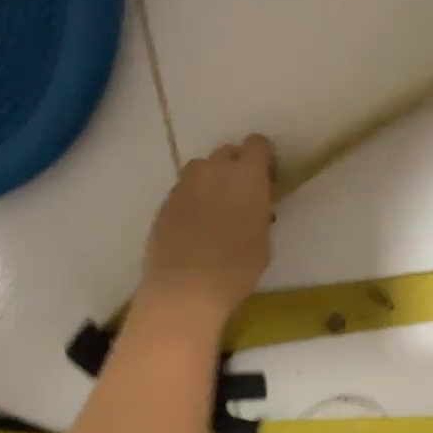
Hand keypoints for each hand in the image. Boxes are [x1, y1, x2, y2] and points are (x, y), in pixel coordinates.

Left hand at [139, 135, 275, 323]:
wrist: (186, 287)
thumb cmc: (237, 268)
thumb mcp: (263, 241)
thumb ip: (260, 212)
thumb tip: (254, 205)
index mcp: (246, 176)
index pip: (257, 144)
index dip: (264, 159)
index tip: (267, 180)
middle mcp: (214, 170)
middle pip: (227, 152)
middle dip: (236, 168)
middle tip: (241, 196)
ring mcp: (185, 184)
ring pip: (202, 168)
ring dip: (211, 180)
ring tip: (215, 209)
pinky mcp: (165, 202)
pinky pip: (184, 190)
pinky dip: (192, 199)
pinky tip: (194, 227)